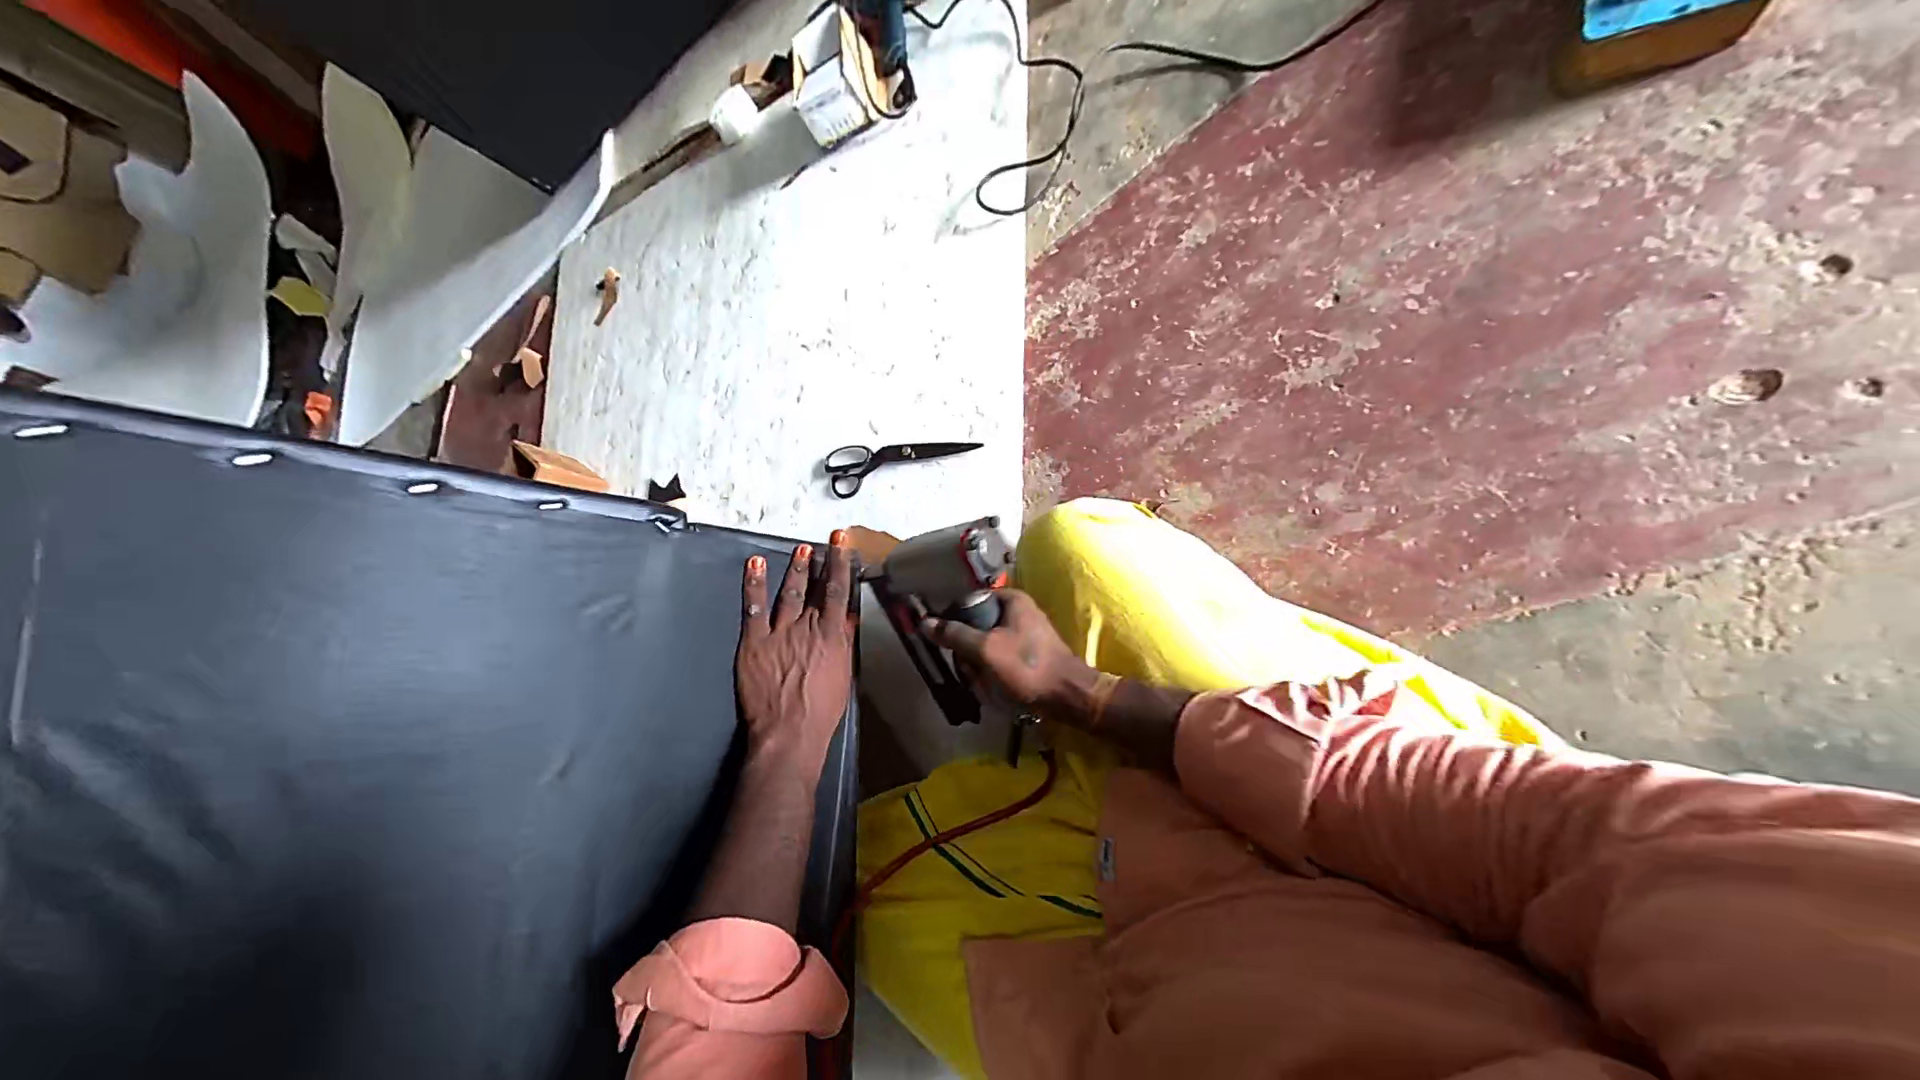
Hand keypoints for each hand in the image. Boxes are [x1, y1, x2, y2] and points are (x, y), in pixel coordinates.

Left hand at [736, 531, 855, 761]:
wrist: (788, 732)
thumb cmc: (821, 710)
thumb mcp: (843, 674)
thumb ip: (843, 642)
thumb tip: (847, 618)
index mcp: (831, 635)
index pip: (838, 591)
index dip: (840, 564)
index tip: (842, 544)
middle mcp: (806, 627)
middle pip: (814, 588)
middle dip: (821, 561)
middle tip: (823, 542)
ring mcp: (778, 632)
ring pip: (788, 592)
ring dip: (795, 569)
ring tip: (800, 551)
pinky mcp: (753, 641)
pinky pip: (753, 607)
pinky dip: (753, 584)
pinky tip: (754, 565)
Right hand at [920, 588, 1095, 720]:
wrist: (1068, 696)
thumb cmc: (1027, 667)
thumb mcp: (986, 650)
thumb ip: (955, 634)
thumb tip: (925, 622)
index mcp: (1011, 599)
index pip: (969, 601)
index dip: (955, 621)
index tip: (949, 643)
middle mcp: (1018, 610)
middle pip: (975, 626)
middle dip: (968, 652)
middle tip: (970, 670)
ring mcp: (1024, 632)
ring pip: (985, 646)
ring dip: (978, 666)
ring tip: (983, 683)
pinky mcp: (1028, 653)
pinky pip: (998, 658)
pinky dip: (992, 672)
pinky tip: (993, 688)